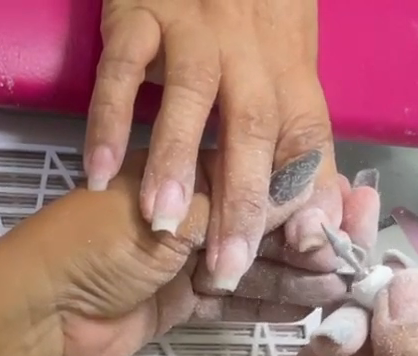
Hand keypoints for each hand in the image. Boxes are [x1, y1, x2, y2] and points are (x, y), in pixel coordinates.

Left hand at [5, 156, 355, 355]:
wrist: (40, 309)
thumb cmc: (93, 245)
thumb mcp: (163, 212)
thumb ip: (223, 208)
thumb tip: (284, 207)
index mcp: (182, 173)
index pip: (255, 178)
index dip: (297, 200)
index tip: (340, 218)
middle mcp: (187, 214)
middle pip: (259, 226)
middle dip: (304, 243)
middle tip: (350, 260)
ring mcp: (181, 264)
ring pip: (248, 269)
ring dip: (291, 279)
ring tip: (339, 290)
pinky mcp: (174, 307)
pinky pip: (226, 307)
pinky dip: (260, 308)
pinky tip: (301, 310)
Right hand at [83, 0, 333, 296]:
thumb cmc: (231, 14)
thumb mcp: (275, 65)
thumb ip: (291, 140)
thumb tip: (317, 219)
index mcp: (286, 63)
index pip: (306, 133)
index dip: (306, 193)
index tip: (302, 252)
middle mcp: (248, 44)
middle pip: (253, 125)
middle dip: (240, 202)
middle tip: (225, 268)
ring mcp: (192, 25)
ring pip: (192, 93)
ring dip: (176, 160)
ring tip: (161, 222)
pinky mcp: (137, 13)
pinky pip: (121, 69)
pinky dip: (110, 121)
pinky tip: (100, 172)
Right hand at [240, 260, 417, 355]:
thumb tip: (411, 286)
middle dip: (417, 294)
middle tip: (383, 328)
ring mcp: (384, 345)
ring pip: (394, 287)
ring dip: (367, 303)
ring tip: (341, 343)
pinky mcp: (338, 342)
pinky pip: (345, 302)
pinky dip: (335, 312)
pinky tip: (323, 345)